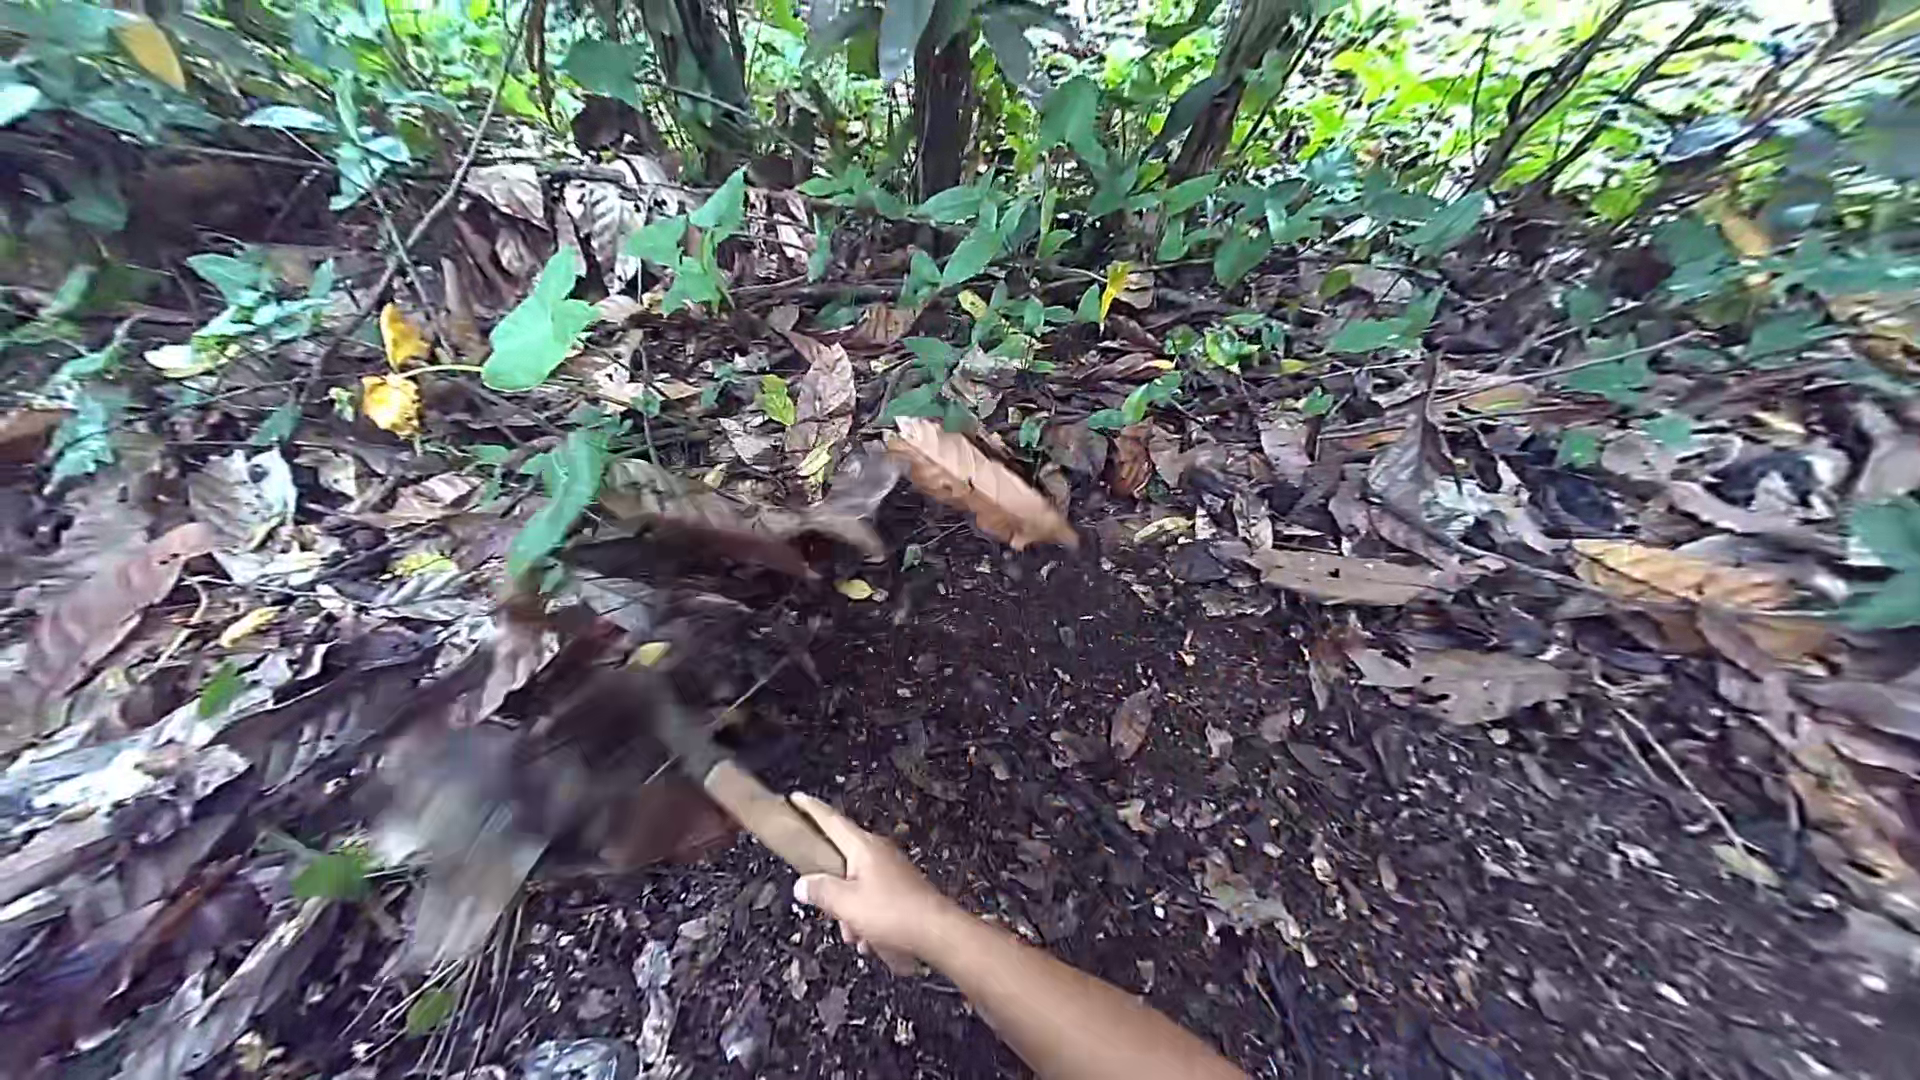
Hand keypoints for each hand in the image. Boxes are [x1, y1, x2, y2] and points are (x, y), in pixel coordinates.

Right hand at [789, 792, 959, 959]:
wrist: (935, 931)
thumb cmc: (892, 912)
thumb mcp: (847, 904)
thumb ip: (821, 891)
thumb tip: (802, 884)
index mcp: (863, 846)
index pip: (831, 821)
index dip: (812, 809)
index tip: (796, 797)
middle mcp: (877, 851)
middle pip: (840, 861)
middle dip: (832, 892)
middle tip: (832, 912)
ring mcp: (889, 868)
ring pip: (854, 886)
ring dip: (849, 912)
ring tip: (857, 934)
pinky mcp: (898, 886)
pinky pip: (871, 898)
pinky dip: (866, 918)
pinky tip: (871, 940)